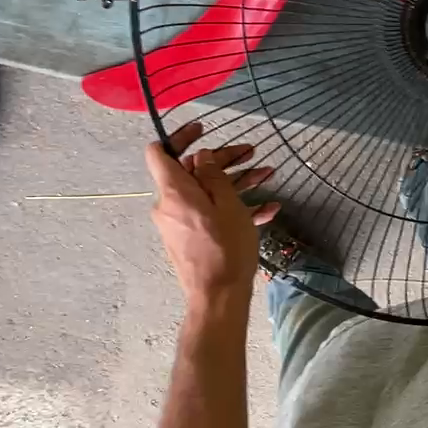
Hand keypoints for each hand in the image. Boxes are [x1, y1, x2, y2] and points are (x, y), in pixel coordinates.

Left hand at [144, 122, 277, 309]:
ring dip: (236, 182)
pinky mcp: (192, 239)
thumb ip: (213, 175)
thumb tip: (200, 156)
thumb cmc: (225, 248)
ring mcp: (181, 224)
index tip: (203, 130)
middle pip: (192, 172)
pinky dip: (234, 208)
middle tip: (252, 152)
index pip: (159, 153)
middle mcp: (171, 205)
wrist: (219, 296)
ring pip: (207, 193)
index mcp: (174, 191)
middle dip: (224, 160)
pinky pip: (211, 215)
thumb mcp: (227, 205)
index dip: (179, 136)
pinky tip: (267, 209)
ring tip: (267, 175)